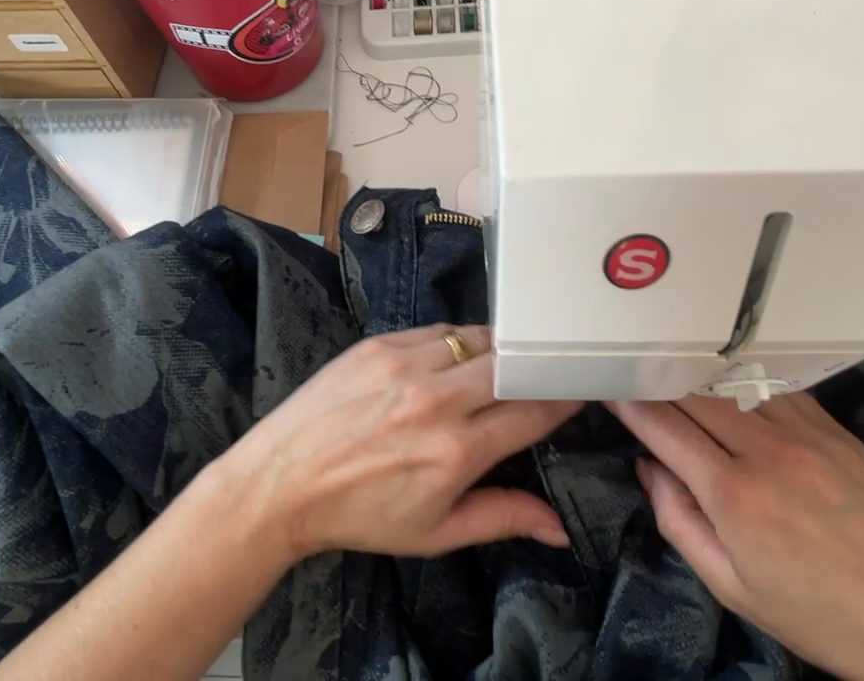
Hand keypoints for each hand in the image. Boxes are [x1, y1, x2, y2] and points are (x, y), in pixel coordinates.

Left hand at [212, 325, 580, 562]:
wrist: (282, 481)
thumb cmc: (361, 515)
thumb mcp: (436, 533)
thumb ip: (502, 518)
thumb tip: (560, 529)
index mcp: (457, 451)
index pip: (532, 411)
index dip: (564, 398)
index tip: (581, 390)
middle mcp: (438, 400)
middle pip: (512, 365)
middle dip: (537, 367)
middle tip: (549, 370)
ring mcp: (406, 364)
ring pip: (477, 339)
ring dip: (498, 350)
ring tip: (504, 362)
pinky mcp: (379, 344)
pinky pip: (437, 330)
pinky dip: (457, 341)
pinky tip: (458, 355)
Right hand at [610, 394, 863, 680]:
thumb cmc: (821, 617)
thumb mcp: (732, 588)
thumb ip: (678, 522)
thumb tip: (648, 468)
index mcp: (734, 495)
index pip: (663, 426)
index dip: (628, 402)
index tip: (605, 386)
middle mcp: (766, 451)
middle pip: (692, 393)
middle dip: (654, 380)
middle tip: (630, 371)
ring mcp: (805, 434)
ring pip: (731, 383)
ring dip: (694, 374)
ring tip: (670, 370)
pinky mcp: (835, 430)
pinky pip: (774, 389)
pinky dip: (741, 383)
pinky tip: (728, 385)